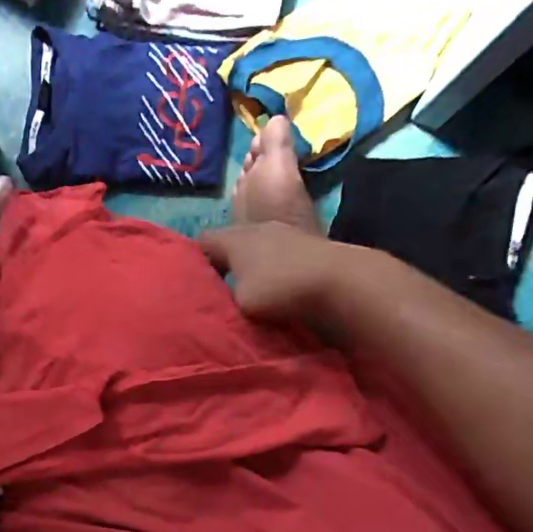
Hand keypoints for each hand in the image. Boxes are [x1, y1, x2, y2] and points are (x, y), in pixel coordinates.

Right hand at [196, 222, 367, 325]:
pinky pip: (282, 258)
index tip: (192, 285)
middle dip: (224, 265)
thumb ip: (224, 300)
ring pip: (259, 250)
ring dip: (254, 268)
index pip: (202, 242)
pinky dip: (277, 271)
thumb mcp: (240, 302)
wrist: (340, 280)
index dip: (193, 262)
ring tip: (250, 295)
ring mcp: (288, 234)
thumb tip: (219, 304)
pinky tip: (280, 292)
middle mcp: (258, 228)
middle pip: (232, 244)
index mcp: (234, 237)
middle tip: (219, 294)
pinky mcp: (311, 247)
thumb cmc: (280, 287)